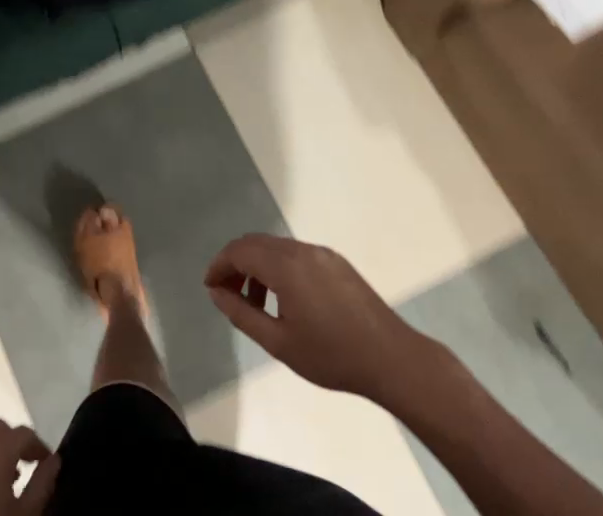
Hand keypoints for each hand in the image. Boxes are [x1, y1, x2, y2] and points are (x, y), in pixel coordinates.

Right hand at [205, 233, 447, 405]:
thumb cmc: (331, 356)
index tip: (210, 289)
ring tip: (255, 304)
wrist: (392, 359)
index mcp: (286, 266)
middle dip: (235, 264)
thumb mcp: (278, 342)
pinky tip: (284, 300)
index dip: (218, 266)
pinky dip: (278, 268)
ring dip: (257, 267)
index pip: (239, 251)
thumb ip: (241, 314)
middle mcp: (303, 250)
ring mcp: (323, 254)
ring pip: (276, 248)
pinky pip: (296, 255)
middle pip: (255, 243)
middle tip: (226, 294)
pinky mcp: (337, 263)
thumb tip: (216, 293)